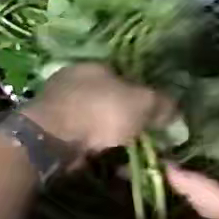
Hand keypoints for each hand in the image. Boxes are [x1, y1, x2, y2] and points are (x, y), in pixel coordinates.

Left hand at [19, 64, 169, 149]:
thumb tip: (171, 110)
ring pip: (89, 114)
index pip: (122, 73)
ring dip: (104, 129)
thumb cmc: (100, 111)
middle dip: (121, 112)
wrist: (53, 137)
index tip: (153, 112)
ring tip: (124, 146)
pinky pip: (77, 132)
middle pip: (104, 95)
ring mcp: (55, 101)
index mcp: (92, 65)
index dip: (140, 92)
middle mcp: (70, 78)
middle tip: (140, 132)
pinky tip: (102, 153)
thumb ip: (161, 103)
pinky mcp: (47, 125)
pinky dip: (89, 142)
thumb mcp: (143, 103)